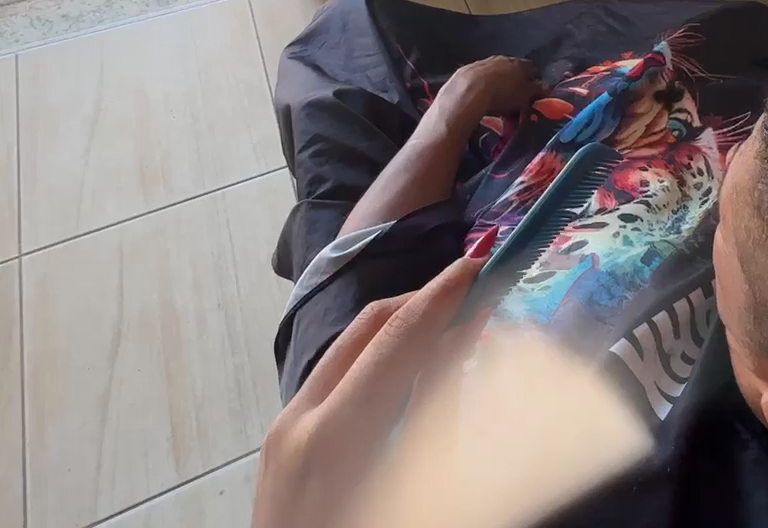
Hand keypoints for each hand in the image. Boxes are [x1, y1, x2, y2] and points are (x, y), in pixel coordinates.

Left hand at [253, 254, 485, 527]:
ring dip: (402, 327)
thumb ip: (445, 431)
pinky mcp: (282, 443)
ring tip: (450, 331)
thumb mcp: (416, 502)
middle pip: (369, 325)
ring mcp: (284, 428)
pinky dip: (380, 359)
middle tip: (474, 294)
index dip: (442, 295)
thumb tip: (484, 367)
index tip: (480, 266)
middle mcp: (300, 418)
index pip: (397, 337)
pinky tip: (410, 379)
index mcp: (333, 437)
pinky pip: (338, 377)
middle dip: (424, 299)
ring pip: (351, 346)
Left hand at [445, 55, 543, 115]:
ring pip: (496, 69)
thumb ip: (537, 90)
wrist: (468, 92)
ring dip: (498, 78)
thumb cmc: (503, 95)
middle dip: (515, 78)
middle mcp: (503, 58)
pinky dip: (482, 82)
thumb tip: (547, 85)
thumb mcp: (524, 96)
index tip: (532, 91)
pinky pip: (480, 75)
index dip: (533, 79)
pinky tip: (479, 93)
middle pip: (513, 67)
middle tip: (514, 94)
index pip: (532, 68)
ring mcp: (484, 61)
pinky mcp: (468, 68)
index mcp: (519, 64)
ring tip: (496, 94)